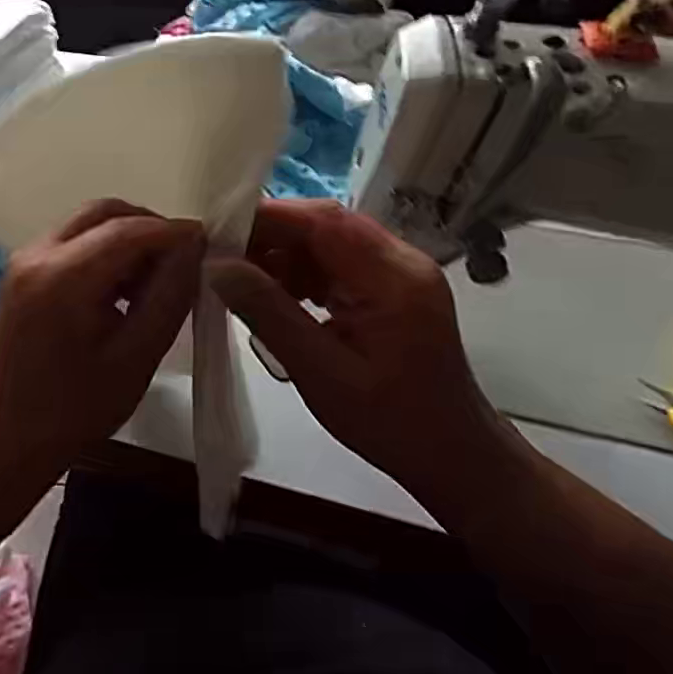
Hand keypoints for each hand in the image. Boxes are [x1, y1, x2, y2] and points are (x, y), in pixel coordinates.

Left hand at [0, 199, 204, 487]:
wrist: (4, 438)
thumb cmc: (74, 410)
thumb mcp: (135, 358)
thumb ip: (169, 296)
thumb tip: (194, 249)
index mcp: (63, 278)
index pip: (128, 230)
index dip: (173, 230)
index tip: (209, 241)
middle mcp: (38, 254)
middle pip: (104, 213)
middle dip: (149, 227)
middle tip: (182, 259)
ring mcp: (25, 259)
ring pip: (89, 223)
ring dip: (127, 238)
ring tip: (155, 281)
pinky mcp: (23, 270)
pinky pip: (73, 241)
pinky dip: (105, 251)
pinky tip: (124, 290)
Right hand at [206, 199, 518, 496]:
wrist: (454, 455)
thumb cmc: (392, 424)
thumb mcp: (322, 374)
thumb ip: (269, 315)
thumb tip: (218, 267)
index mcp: (394, 279)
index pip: (325, 222)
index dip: (270, 218)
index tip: (221, 230)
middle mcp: (401, 261)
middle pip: (326, 224)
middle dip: (273, 236)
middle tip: (225, 258)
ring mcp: (398, 271)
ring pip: (329, 240)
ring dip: (285, 255)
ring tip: (246, 282)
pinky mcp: (390, 285)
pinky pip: (338, 262)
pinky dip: (303, 272)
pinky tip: (279, 296)